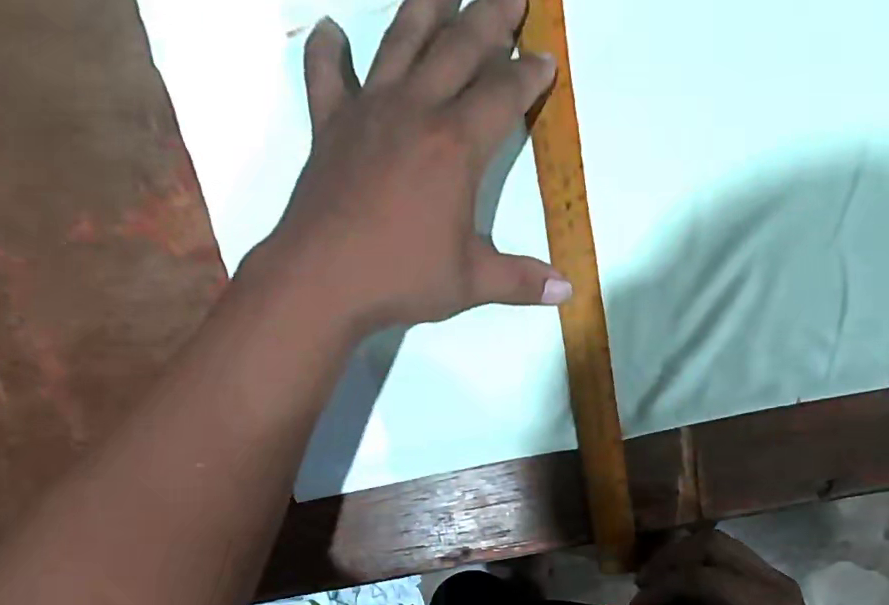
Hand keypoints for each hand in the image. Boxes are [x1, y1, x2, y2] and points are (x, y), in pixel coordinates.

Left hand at [253, 0, 569, 333]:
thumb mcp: (472, 283)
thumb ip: (521, 281)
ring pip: (400, 41)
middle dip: (491, 17)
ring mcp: (368, 110)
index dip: (529, 74)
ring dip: (426, 9)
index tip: (546, 59)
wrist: (322, 279)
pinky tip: (332, 30)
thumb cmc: (402, 278)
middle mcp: (416, 111)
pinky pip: (327, 73)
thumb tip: (566, 292)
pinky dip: (328, 49)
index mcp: (456, 145)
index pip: (504, 93)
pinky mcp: (329, 124)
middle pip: (459, 47)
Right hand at [627, 530, 873, 604]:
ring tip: (658, 587)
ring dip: (684, 560)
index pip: (701, 578)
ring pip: (721, 546)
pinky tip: (684, 593)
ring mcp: (776, 580)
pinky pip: (731, 560)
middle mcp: (774, 581)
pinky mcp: (773, 587)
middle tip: (642, 589)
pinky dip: (701, 568)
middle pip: (711, 545)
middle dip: (670, 562)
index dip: (662, 590)